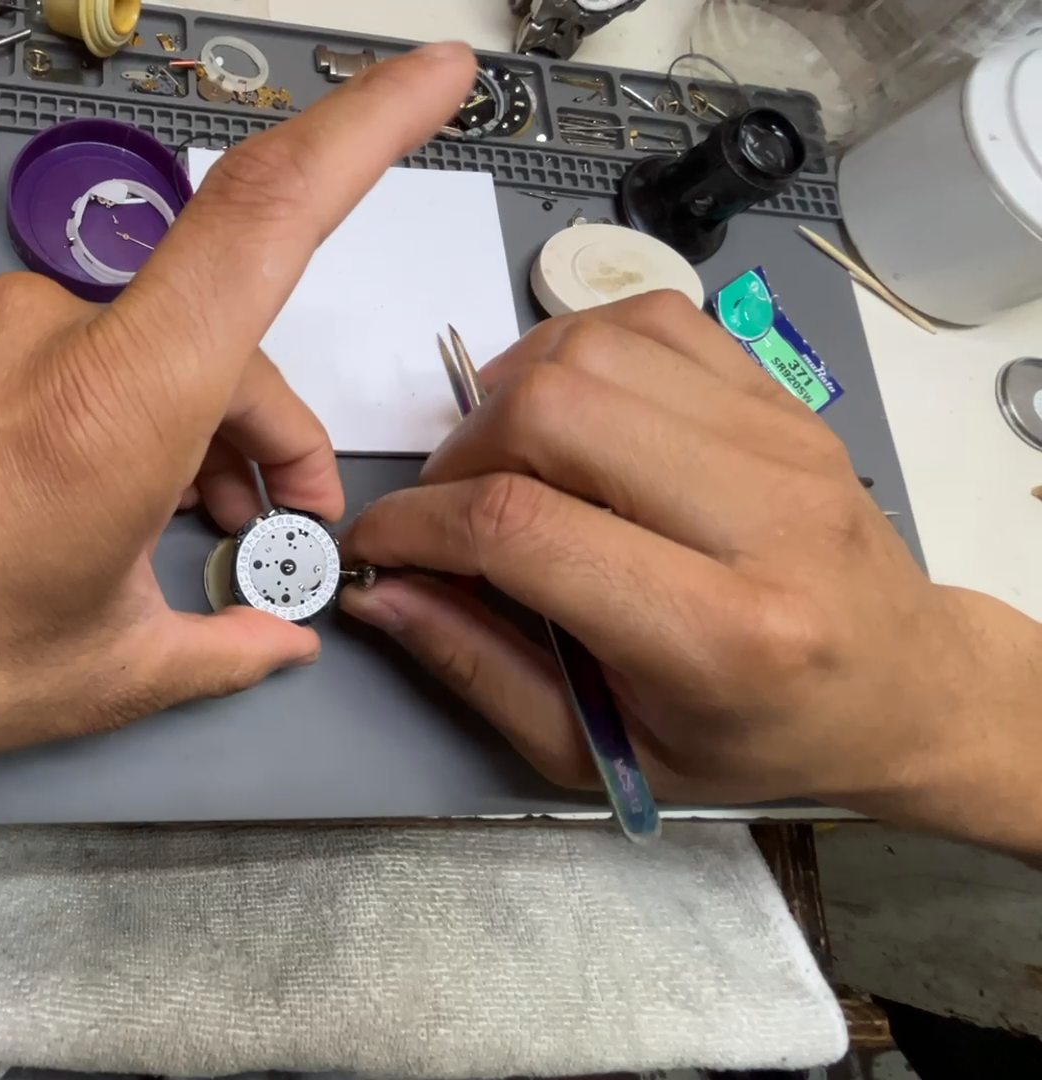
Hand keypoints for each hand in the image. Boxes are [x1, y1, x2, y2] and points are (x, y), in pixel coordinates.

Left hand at [0, 46, 481, 784]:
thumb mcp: (102, 672)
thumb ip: (221, 649)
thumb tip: (277, 638)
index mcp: (108, 411)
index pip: (260, 218)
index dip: (365, 130)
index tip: (432, 79)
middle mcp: (51, 337)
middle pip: (224, 332)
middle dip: (272, 431)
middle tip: (278, 528)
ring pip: (157, 346)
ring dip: (200, 427)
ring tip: (197, 526)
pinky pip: (91, 352)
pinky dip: (134, 412)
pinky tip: (123, 493)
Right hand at [338, 293, 1041, 853]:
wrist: (899, 688)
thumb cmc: (739, 737)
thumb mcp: (587, 745)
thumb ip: (468, 664)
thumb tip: (375, 593)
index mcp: (714, 632)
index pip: (518, 528)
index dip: (412, 525)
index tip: (373, 545)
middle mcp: (762, 516)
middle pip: (551, 412)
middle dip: (456, 455)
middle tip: (443, 506)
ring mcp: (781, 439)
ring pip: (590, 350)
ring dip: (502, 397)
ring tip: (492, 459)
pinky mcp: (780, 398)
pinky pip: (646, 319)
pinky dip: (567, 347)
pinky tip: (553, 408)